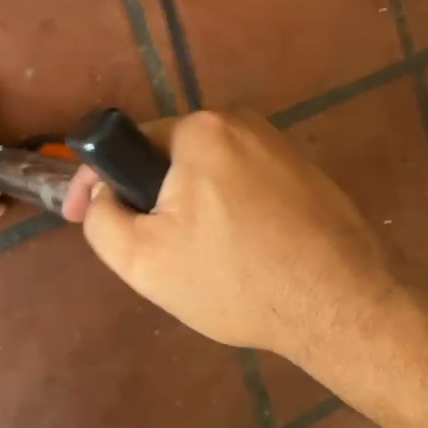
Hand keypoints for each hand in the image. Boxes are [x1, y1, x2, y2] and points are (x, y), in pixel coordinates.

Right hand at [60, 110, 401, 360]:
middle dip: (151, 199)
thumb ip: (103, 219)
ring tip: (200, 260)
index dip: (96, 183)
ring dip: (189, 206)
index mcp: (198, 131)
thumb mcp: (143, 261)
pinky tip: (239, 253)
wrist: (344, 305)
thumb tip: (106, 194)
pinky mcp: (303, 168)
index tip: (82, 216)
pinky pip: (242, 182)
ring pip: (205, 172)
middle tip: (155, 251)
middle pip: (166, 158)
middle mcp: (238, 121)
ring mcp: (276, 142)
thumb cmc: (236, 280)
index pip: (124, 145)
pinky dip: (227, 210)